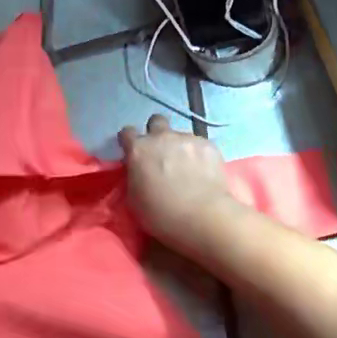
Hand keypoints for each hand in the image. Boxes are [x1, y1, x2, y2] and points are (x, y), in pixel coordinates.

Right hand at [118, 115, 235, 246]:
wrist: (202, 217)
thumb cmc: (161, 214)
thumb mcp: (134, 198)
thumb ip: (135, 175)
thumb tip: (140, 169)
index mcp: (139, 150)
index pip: (126, 132)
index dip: (129, 141)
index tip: (132, 151)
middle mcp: (163, 137)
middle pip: (156, 121)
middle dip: (156, 132)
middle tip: (161, 152)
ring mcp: (188, 138)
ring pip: (181, 136)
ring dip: (180, 148)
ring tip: (188, 168)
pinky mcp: (209, 145)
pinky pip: (200, 145)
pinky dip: (199, 155)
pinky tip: (203, 172)